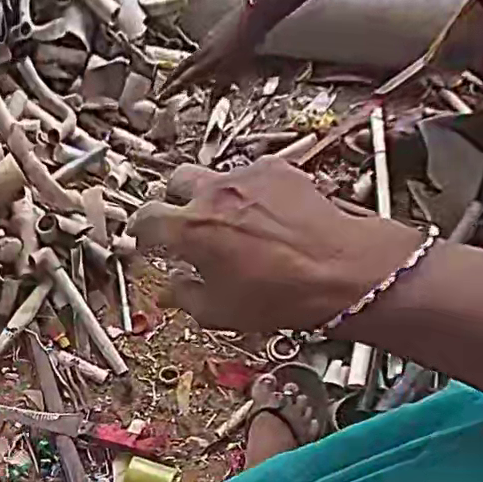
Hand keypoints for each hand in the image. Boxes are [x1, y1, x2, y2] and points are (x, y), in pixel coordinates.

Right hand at [128, 158, 423, 330]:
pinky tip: (259, 218)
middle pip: (175, 182)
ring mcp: (249, 177)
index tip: (143, 238)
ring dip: (210, 197)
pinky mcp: (279, 171)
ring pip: (213, 176)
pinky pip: (249, 175)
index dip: (139, 230)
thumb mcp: (218, 311)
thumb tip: (170, 291)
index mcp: (191, 229)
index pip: (145, 217)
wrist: (342, 272)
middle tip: (181, 226)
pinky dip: (246, 193)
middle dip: (173, 202)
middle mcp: (215, 194)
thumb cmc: (283, 295)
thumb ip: (183, 296)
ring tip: (225, 224)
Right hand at [161, 6, 263, 97]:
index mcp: (203, 65)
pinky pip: (202, 50)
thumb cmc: (244, 47)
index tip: (161, 96)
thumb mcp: (232, 75)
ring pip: (191, 58)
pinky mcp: (216, 33)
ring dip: (185, 69)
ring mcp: (208, 41)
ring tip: (185, 76)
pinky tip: (206, 61)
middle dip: (172, 78)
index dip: (170, 90)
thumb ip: (219, 90)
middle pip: (181, 68)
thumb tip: (211, 102)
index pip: (182, 81)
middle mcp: (201, 53)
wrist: (253, 17)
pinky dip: (199, 59)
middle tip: (165, 86)